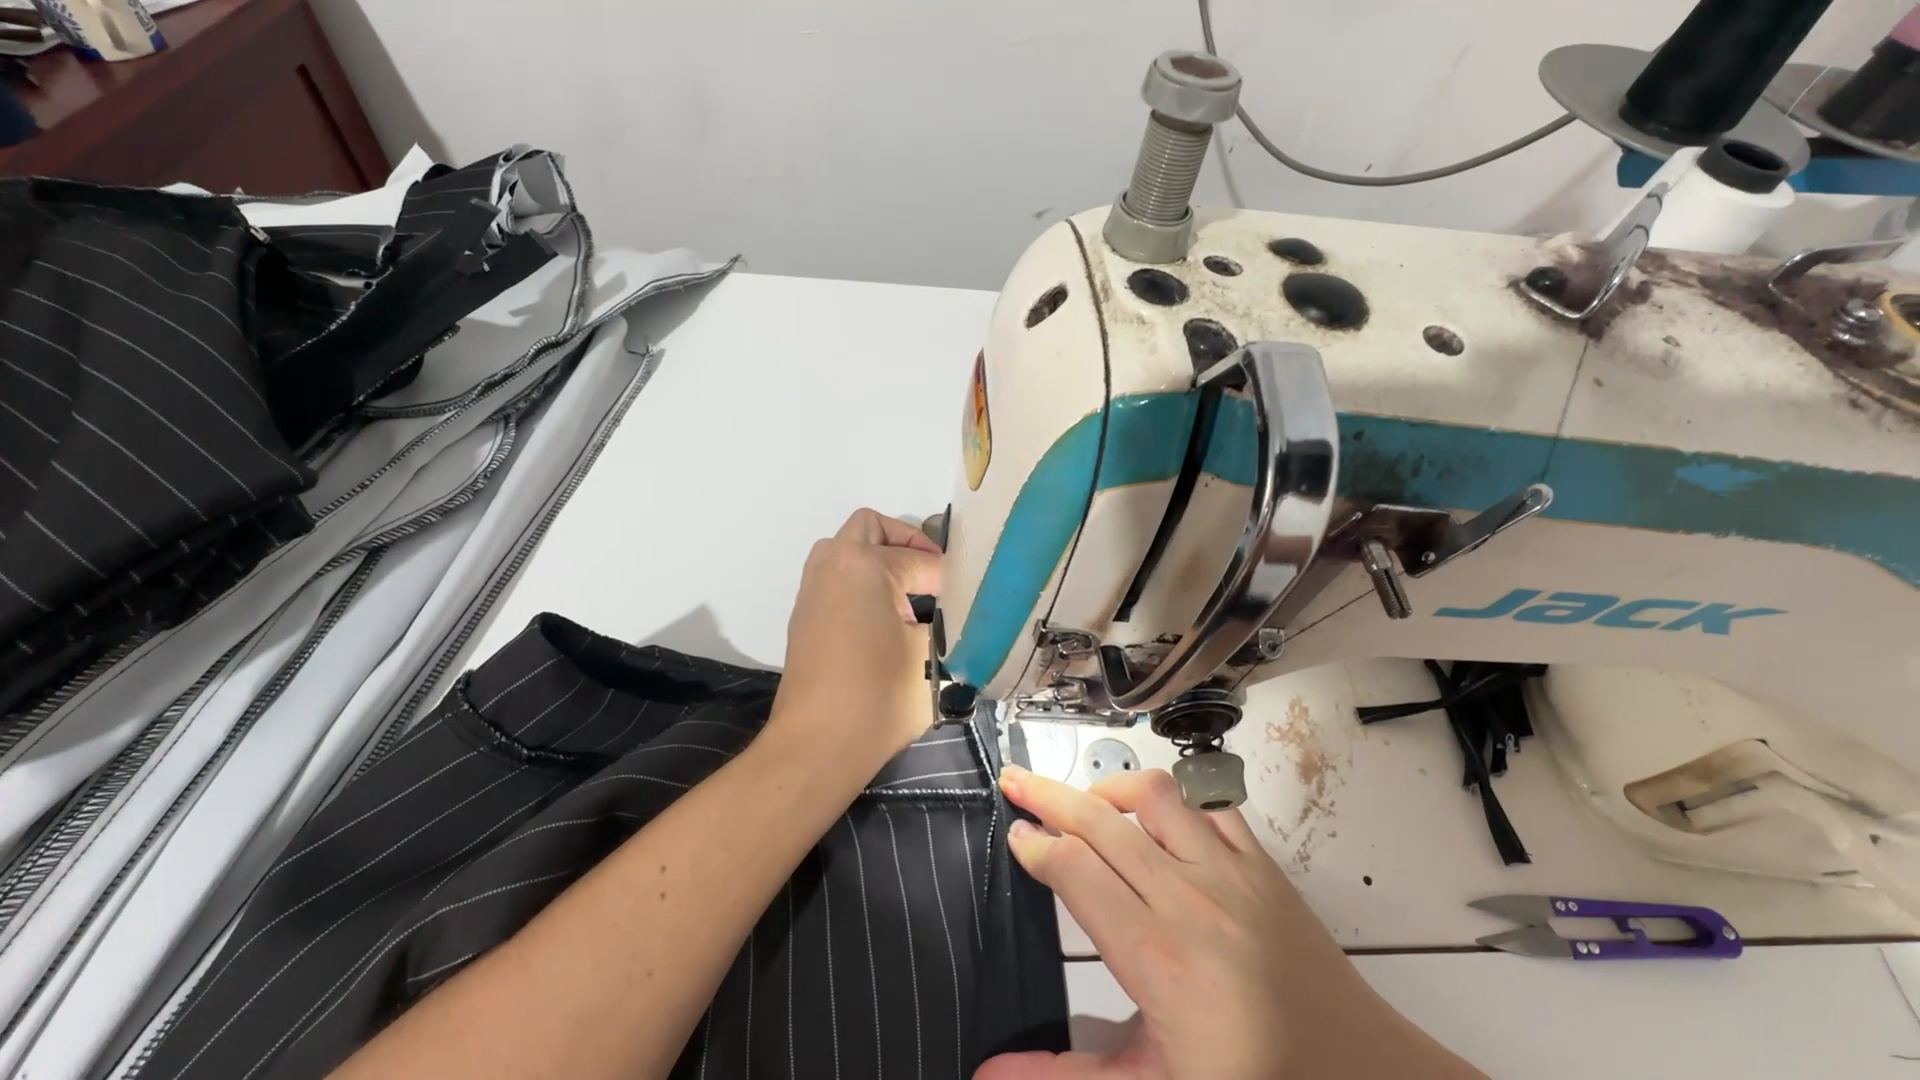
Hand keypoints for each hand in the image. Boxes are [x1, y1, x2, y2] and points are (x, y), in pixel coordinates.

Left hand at [771, 509, 941, 765]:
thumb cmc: (879, 697)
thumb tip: (959, 618)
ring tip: (912, 594)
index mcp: (865, 565)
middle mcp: (832, 565)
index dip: (953, 581)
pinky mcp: (804, 618)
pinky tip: (886, 620)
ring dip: (879, 560)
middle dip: (909, 545)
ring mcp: (812, 591)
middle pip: (873, 530)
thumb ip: (950, 624)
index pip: (922, 561)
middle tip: (937, 575)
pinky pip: (836, 580)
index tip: (972, 600)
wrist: (818, 746)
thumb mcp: (932, 656)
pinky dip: (861, 584)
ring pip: (847, 551)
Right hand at [979, 766, 1481, 1079]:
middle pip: (1100, 821)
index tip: (1013, 835)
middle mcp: (1187, 899)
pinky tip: (1155, 819)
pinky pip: (1213, 806)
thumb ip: (1061, 1077)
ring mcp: (1231, 874)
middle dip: (1047, 795)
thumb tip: (985, 1074)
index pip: (1075, 870)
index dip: (1035, 846)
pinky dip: (1176, 800)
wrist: (1353, 1072)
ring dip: (1109, 787)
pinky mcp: (1263, 865)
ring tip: (1082, 799)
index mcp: (1154, 956)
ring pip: (1156, 796)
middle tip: (1014, 781)